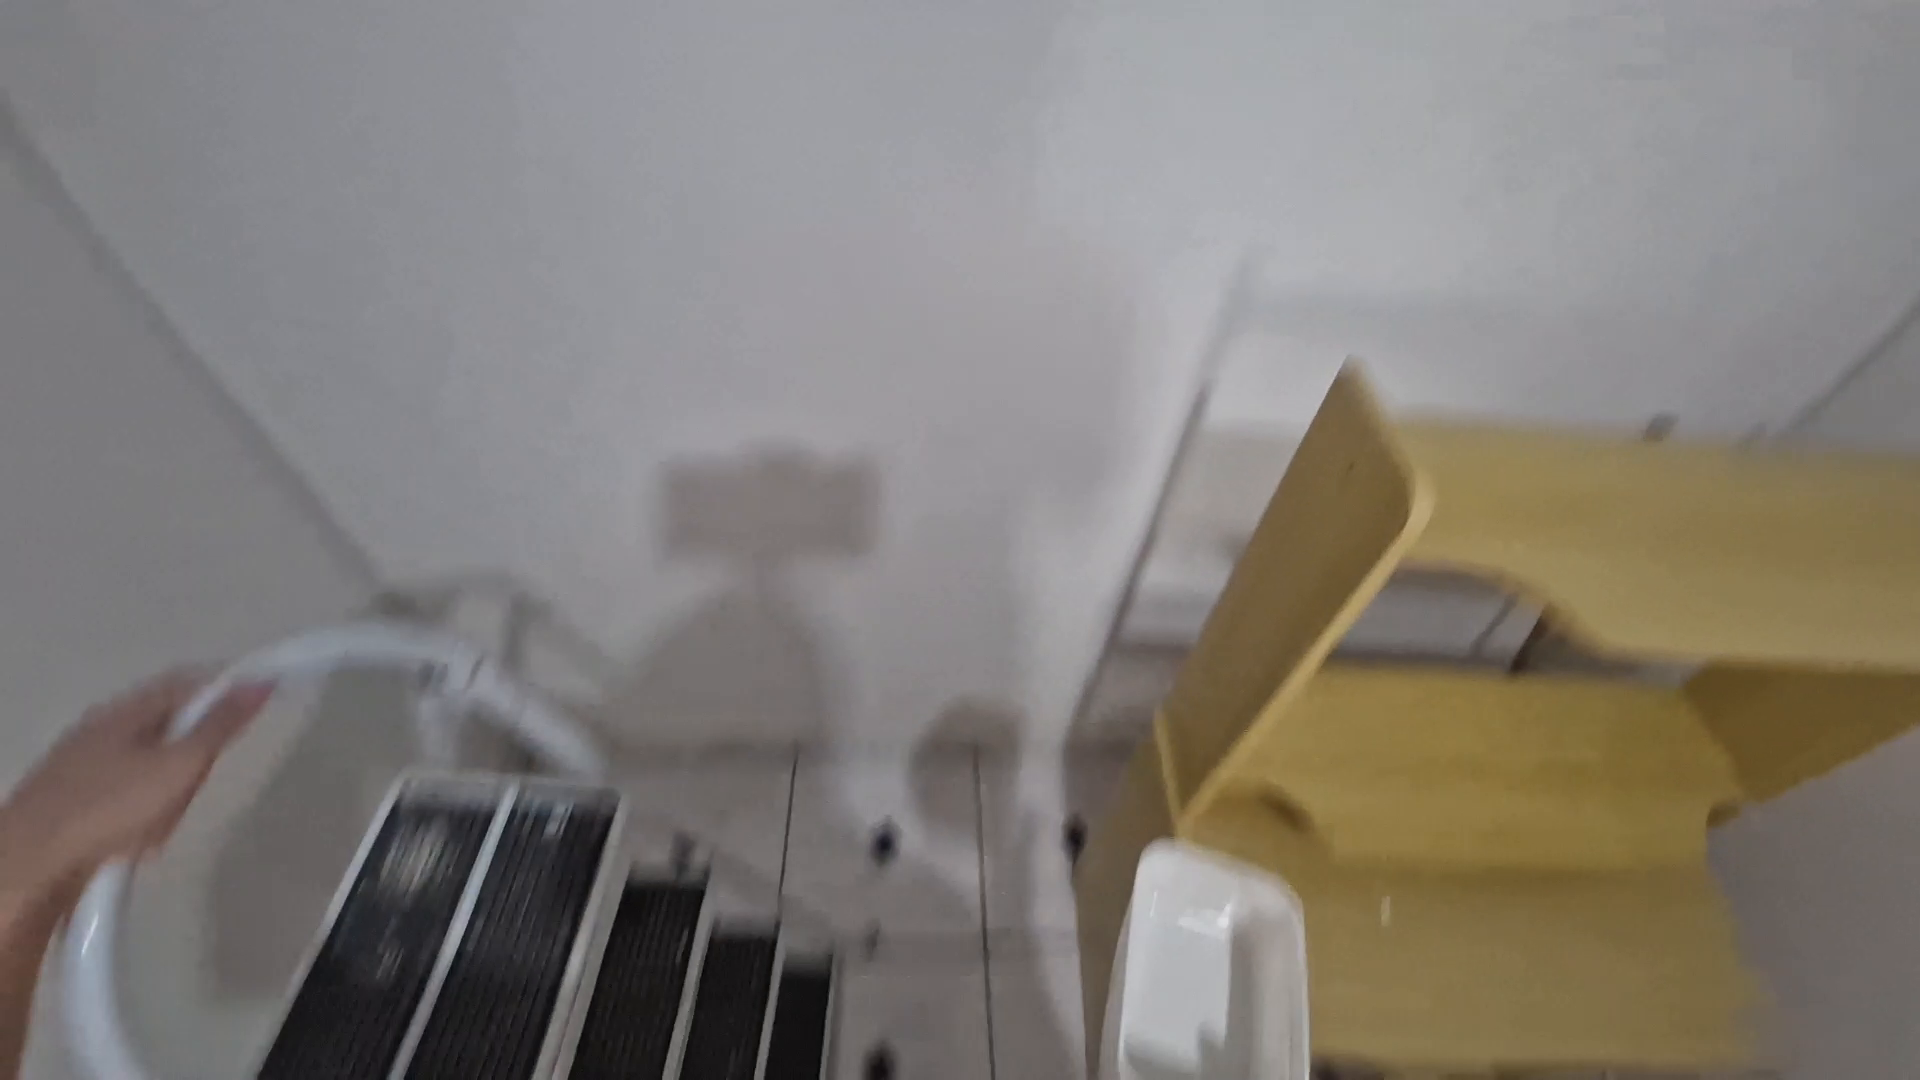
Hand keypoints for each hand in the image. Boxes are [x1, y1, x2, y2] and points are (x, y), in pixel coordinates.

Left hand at [0, 670, 272, 908]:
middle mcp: (102, 728)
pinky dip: (152, 803)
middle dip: (201, 747)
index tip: (269, 699)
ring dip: (177, 781)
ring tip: (171, 812)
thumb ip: (223, 722)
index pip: (193, 680)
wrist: (26, 871)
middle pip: (176, 721)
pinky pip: (135, 787)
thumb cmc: (111, 806)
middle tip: (207, 773)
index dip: (234, 684)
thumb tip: (261, 682)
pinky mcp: (77, 798)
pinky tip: (146, 829)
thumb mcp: (182, 762)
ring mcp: (84, 764)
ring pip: (158, 758)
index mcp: (125, 710)